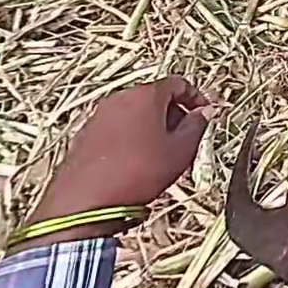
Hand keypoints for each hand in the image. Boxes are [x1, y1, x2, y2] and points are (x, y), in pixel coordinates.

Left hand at [15, 77, 211, 248]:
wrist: (83, 203)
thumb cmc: (136, 174)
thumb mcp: (180, 151)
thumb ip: (197, 126)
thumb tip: (204, 112)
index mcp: (146, 95)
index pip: (178, 84)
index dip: (196, 98)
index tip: (204, 115)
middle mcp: (119, 98)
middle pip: (155, 97)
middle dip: (174, 114)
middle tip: (185, 137)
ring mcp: (98, 116)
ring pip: (134, 113)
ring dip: (152, 126)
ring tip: (162, 154)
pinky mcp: (84, 135)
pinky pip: (116, 128)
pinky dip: (131, 137)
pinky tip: (136, 163)